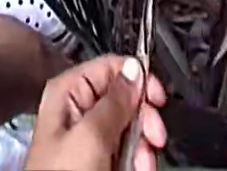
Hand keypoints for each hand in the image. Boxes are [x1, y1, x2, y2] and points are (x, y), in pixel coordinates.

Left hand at [23, 56, 166, 170]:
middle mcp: (77, 110)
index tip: (158, 98)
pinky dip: (136, 160)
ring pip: (127, 127)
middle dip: (143, 118)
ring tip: (143, 163)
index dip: (137, 78)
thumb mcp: (91, 136)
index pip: (109, 67)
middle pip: (122, 98)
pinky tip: (138, 169)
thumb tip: (133, 68)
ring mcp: (87, 139)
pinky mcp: (96, 162)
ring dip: (142, 145)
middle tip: (154, 136)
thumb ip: (115, 101)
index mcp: (68, 92)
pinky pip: (124, 151)